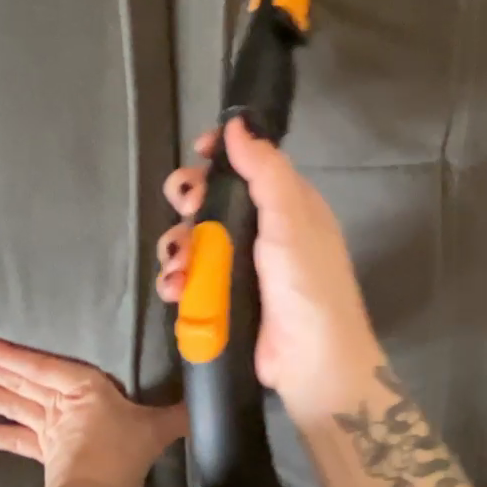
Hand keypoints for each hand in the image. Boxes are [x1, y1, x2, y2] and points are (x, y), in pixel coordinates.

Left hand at [0, 335, 186, 486]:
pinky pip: (12, 440)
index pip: (43, 366)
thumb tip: (205, 404)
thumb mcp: (157, 428)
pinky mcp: (42, 454)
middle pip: (18, 382)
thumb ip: (177, 414)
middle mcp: (59, 404)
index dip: (12, 354)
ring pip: (10, 405)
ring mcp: (47, 430)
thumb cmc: (122, 455)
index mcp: (84, 388)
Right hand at [154, 117, 382, 413]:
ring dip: (178, 246)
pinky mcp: (222, 298)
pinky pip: (189, 277)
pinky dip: (177, 280)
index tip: (198, 151)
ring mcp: (240, 267)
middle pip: (213, 198)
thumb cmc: (307, 282)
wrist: (311, 363)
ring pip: (194, 238)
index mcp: (287, 204)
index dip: (220, 155)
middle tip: (186, 206)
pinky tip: (175, 289)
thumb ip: (265, 170)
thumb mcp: (291, 218)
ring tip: (179, 264)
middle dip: (191, 199)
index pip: (249, 165)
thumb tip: (238, 124)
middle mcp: (263, 231)